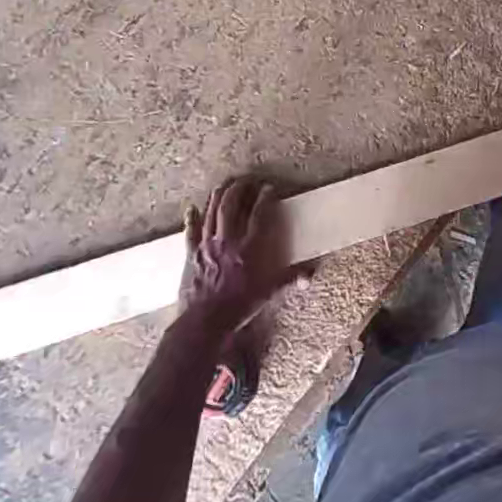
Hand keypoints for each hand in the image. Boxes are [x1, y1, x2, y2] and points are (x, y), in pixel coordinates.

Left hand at [178, 178, 290, 338]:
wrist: (204, 321)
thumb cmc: (238, 308)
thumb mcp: (268, 294)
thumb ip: (289, 279)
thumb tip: (310, 274)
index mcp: (249, 249)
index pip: (258, 214)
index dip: (265, 198)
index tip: (269, 188)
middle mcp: (227, 241)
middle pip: (231, 205)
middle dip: (240, 188)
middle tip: (248, 179)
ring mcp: (207, 246)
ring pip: (211, 212)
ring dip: (218, 195)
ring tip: (226, 184)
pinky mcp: (192, 254)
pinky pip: (190, 231)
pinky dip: (191, 218)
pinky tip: (191, 207)